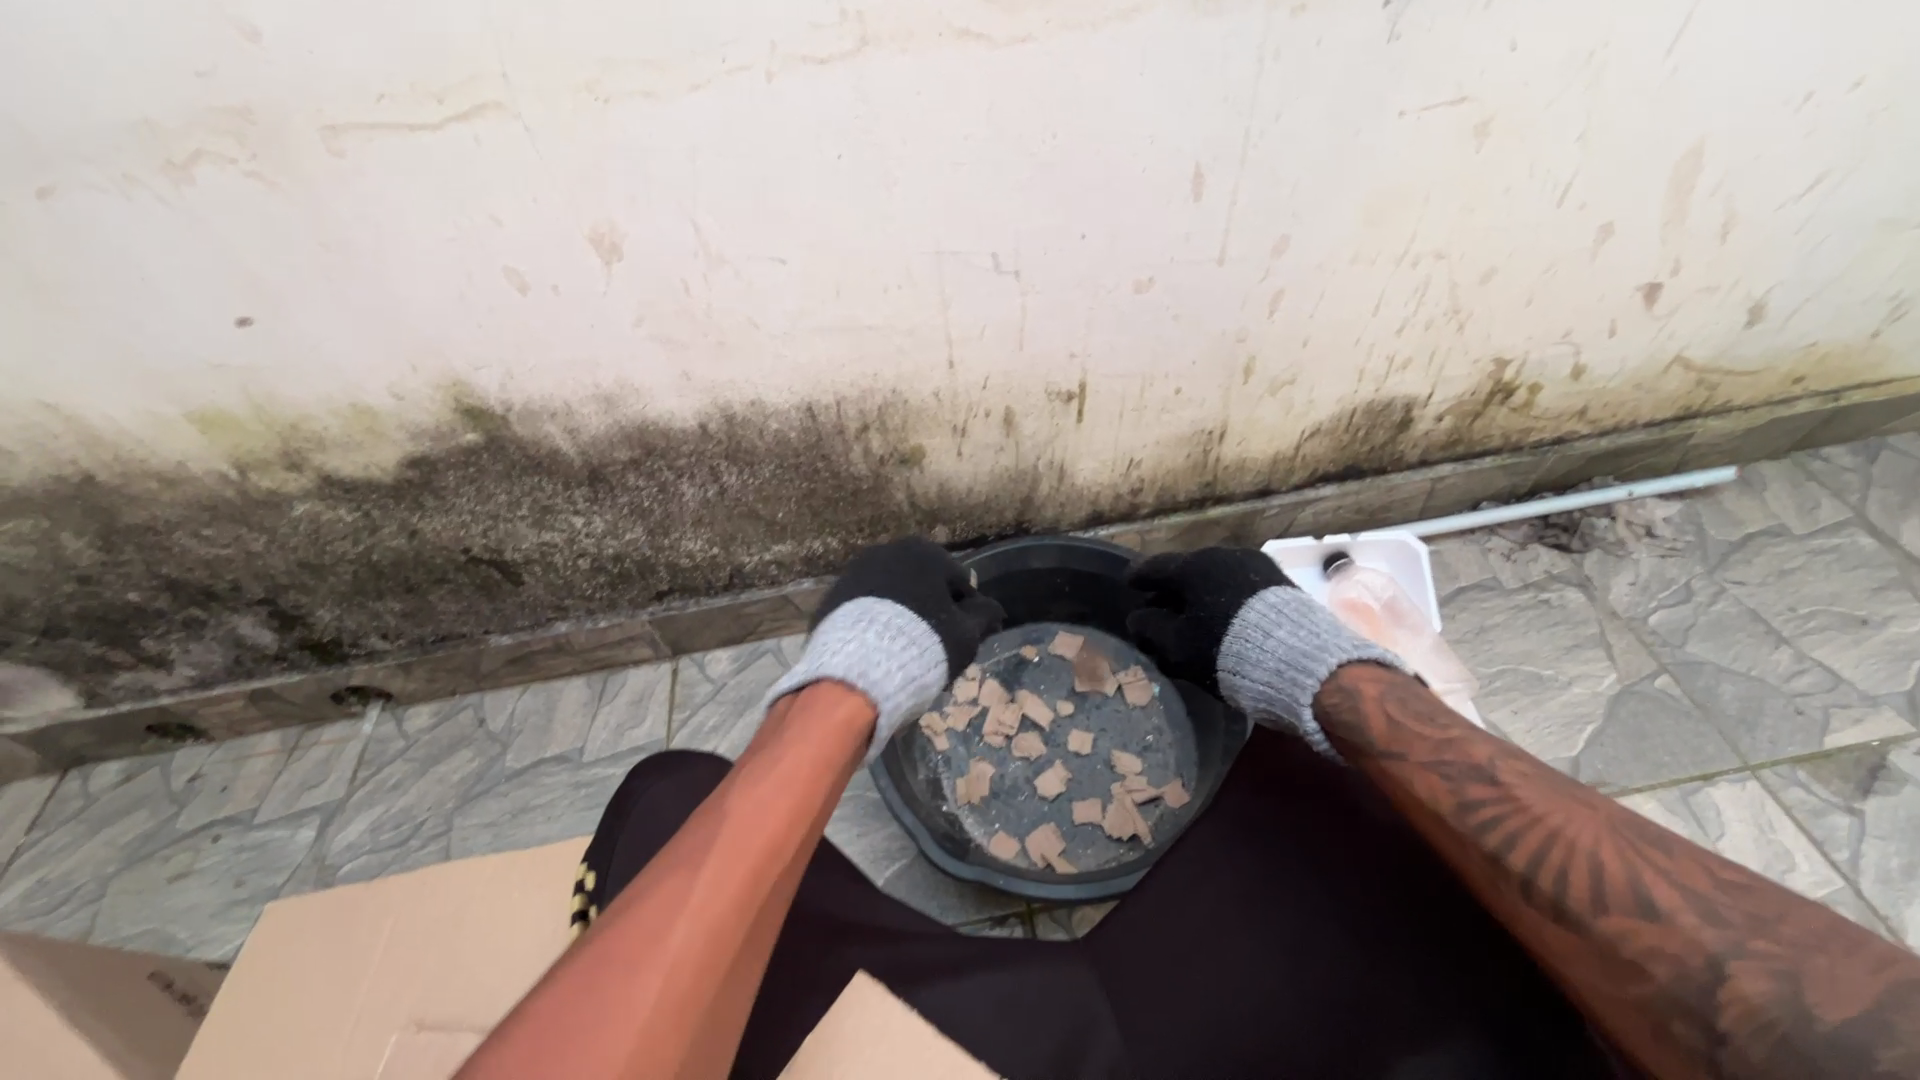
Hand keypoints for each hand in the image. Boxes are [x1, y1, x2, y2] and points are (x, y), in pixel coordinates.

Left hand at [812, 537, 1005, 680]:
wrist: (858, 670)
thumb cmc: (922, 644)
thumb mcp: (966, 634)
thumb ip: (984, 616)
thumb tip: (995, 609)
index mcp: (925, 552)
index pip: (958, 581)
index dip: (964, 611)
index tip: (961, 637)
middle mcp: (887, 551)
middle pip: (920, 584)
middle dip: (928, 609)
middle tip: (932, 645)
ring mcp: (854, 573)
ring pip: (890, 595)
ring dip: (899, 615)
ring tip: (903, 651)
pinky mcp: (830, 598)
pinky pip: (862, 610)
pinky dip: (872, 624)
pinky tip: (877, 651)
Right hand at [1123, 548, 1292, 693]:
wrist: (1298, 660)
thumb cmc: (1224, 649)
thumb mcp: (1176, 646)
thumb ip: (1150, 628)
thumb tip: (1138, 617)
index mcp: (1193, 565)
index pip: (1154, 567)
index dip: (1138, 578)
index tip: (1129, 585)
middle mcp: (1223, 555)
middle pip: (1187, 571)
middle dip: (1172, 590)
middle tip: (1161, 609)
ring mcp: (1255, 566)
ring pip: (1215, 577)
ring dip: (1201, 595)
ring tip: (1195, 617)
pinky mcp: (1279, 582)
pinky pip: (1239, 586)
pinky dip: (1224, 599)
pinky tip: (1224, 619)